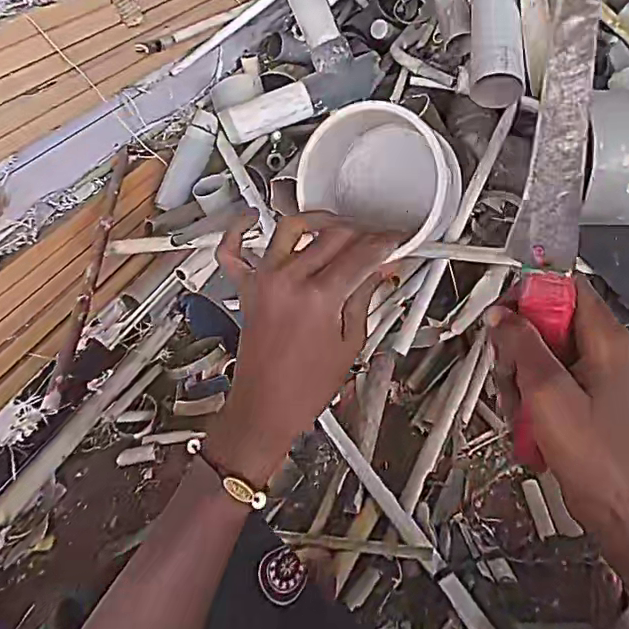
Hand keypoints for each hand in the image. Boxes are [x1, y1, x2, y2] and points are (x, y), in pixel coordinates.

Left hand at [210, 212, 400, 481]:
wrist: (265, 408)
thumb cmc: (302, 389)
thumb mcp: (349, 344)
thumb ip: (364, 299)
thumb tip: (378, 273)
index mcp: (319, 298)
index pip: (362, 254)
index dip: (386, 245)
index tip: (395, 243)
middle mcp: (288, 281)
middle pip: (333, 234)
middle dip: (362, 233)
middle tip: (376, 242)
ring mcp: (264, 280)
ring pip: (292, 227)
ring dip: (319, 220)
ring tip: (337, 227)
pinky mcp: (246, 288)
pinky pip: (232, 249)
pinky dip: (239, 229)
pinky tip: (253, 219)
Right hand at [487, 280, 628, 547]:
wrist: (614, 507)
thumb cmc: (597, 457)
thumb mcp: (549, 392)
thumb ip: (521, 346)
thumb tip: (500, 315)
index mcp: (604, 338)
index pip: (564, 285)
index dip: (529, 293)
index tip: (505, 316)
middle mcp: (598, 350)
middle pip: (541, 320)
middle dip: (516, 346)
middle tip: (513, 372)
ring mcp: (585, 373)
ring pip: (533, 351)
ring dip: (516, 376)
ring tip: (523, 406)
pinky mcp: (573, 395)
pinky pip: (536, 378)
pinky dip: (524, 395)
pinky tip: (527, 420)